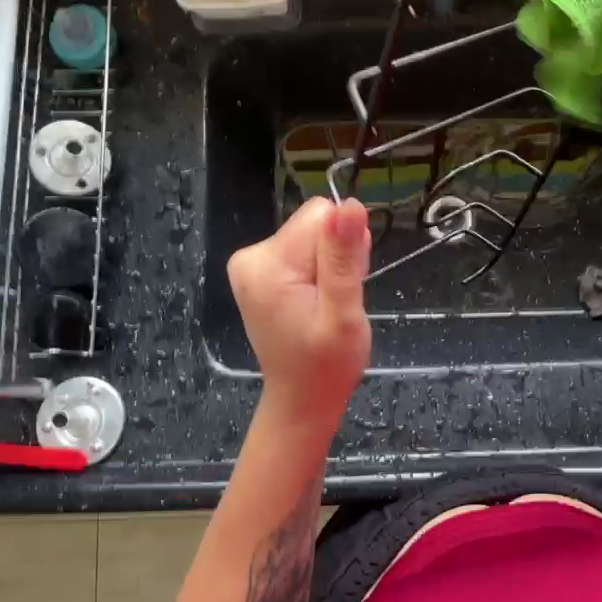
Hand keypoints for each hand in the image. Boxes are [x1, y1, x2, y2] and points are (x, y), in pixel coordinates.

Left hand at [227, 197, 371, 415]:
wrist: (302, 398)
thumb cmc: (327, 364)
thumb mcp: (343, 314)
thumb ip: (343, 258)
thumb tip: (350, 204)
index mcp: (267, 263)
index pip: (321, 216)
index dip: (344, 248)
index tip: (344, 284)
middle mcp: (251, 255)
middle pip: (315, 223)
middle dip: (337, 257)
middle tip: (337, 299)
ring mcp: (252, 263)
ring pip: (312, 236)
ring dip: (330, 266)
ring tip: (326, 304)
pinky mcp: (260, 270)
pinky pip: (303, 249)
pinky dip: (318, 273)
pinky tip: (316, 302)